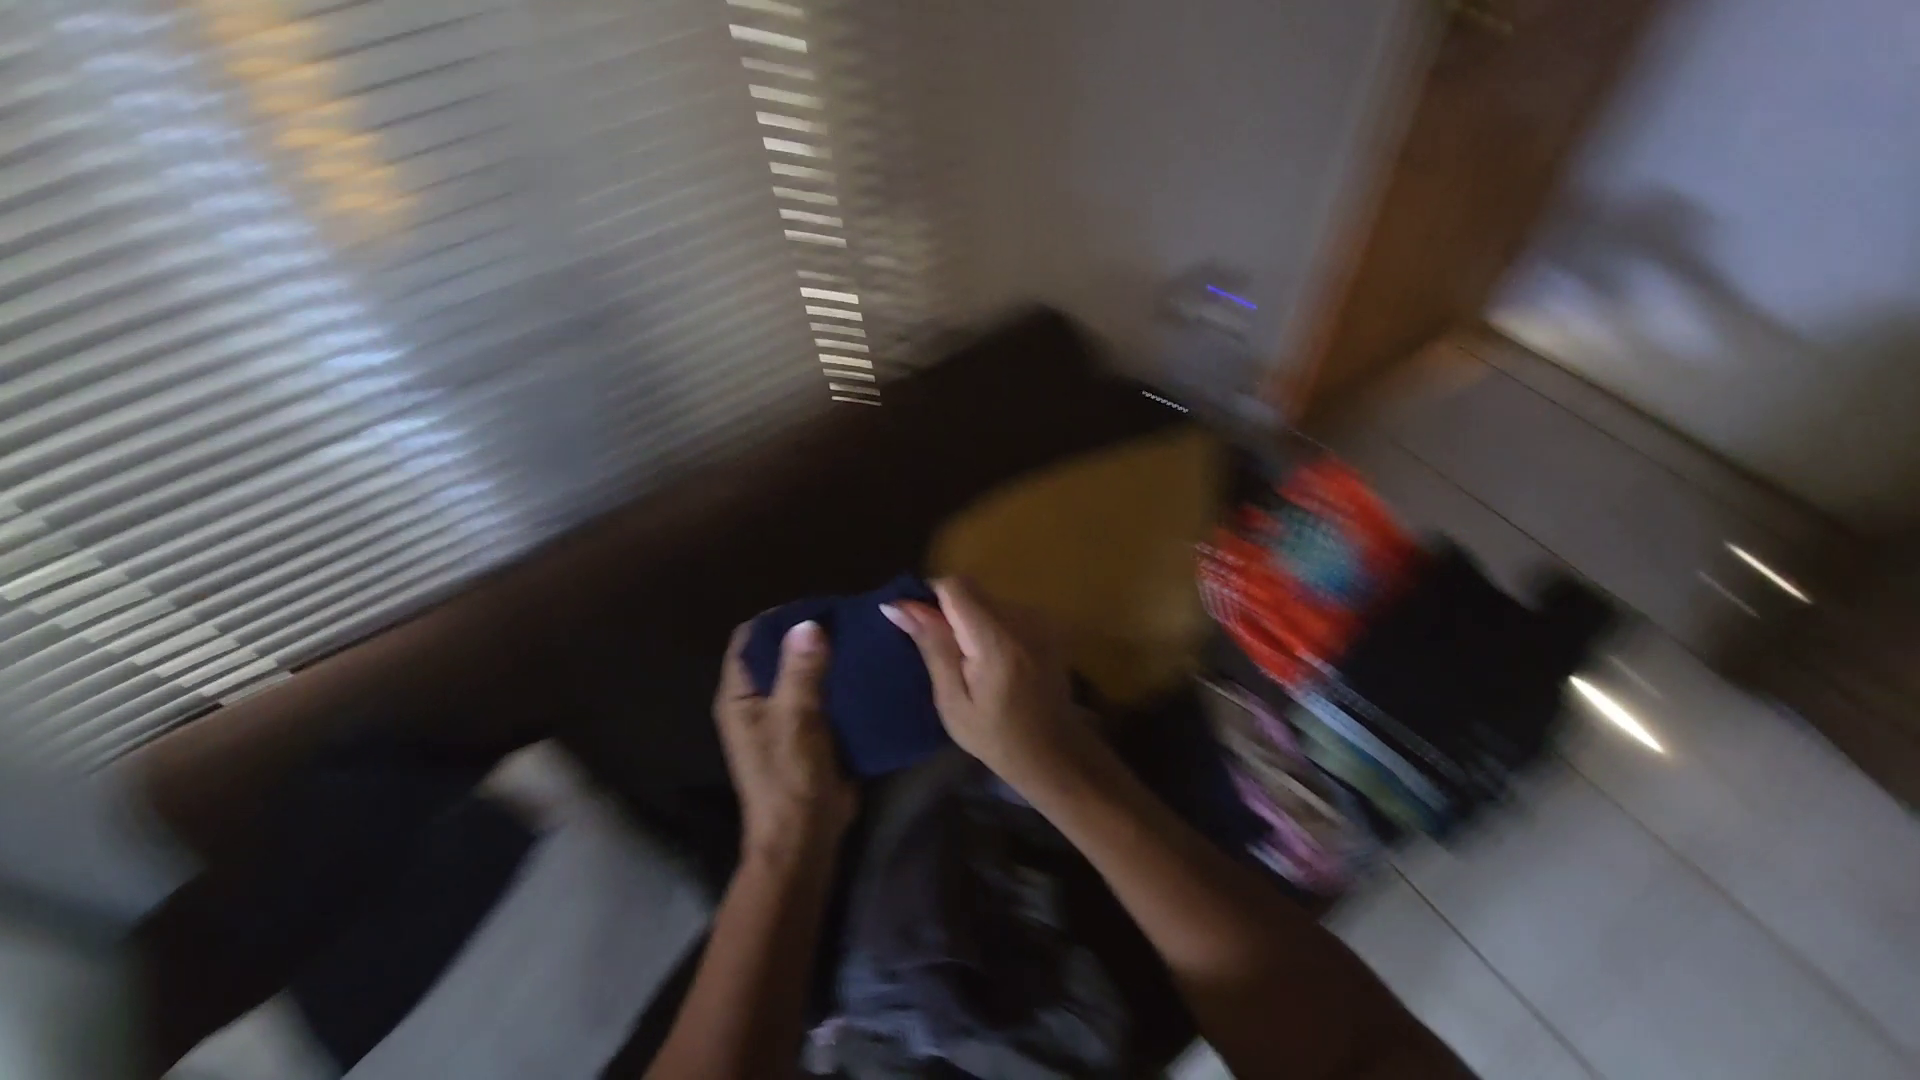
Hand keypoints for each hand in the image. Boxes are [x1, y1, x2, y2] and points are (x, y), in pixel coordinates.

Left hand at [713, 620, 856, 864]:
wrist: (806, 836)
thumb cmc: (789, 777)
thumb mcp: (795, 719)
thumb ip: (801, 671)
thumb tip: (808, 624)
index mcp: (740, 695)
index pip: (751, 639)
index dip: (779, 619)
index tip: (817, 605)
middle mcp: (757, 702)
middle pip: (779, 654)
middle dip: (808, 635)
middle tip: (846, 617)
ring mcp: (784, 718)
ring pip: (803, 674)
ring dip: (827, 658)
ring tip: (860, 636)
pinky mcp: (810, 733)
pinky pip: (823, 696)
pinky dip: (839, 681)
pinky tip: (866, 669)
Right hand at [881, 578, 1093, 790]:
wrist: (1053, 752)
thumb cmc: (995, 736)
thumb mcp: (953, 700)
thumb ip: (932, 646)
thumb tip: (897, 605)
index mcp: (997, 640)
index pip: (955, 586)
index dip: (930, 598)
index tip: (918, 627)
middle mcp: (1023, 619)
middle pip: (972, 590)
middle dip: (948, 611)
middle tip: (943, 654)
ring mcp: (1040, 620)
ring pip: (987, 598)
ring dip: (969, 619)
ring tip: (968, 662)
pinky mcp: (1047, 625)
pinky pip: (1005, 609)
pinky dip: (988, 626)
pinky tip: (990, 661)